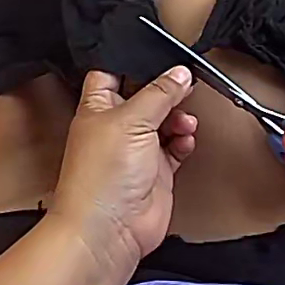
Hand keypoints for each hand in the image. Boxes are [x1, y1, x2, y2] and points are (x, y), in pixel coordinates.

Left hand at [49, 68, 197, 271]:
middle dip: (166, 90)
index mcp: (98, 108)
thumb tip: (179, 74)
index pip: (112, 72)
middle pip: (145, 96)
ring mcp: (137, 150)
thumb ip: (159, 93)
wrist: (110, 229)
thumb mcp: (132, 120)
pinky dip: (184, 141)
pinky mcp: (156, 171)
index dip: (131, 62)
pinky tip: (186, 139)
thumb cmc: (100, 178)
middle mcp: (117, 127)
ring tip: (183, 120)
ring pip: (164, 121)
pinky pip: (176, 147)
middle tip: (183, 85)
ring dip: (179, 116)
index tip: (157, 55)